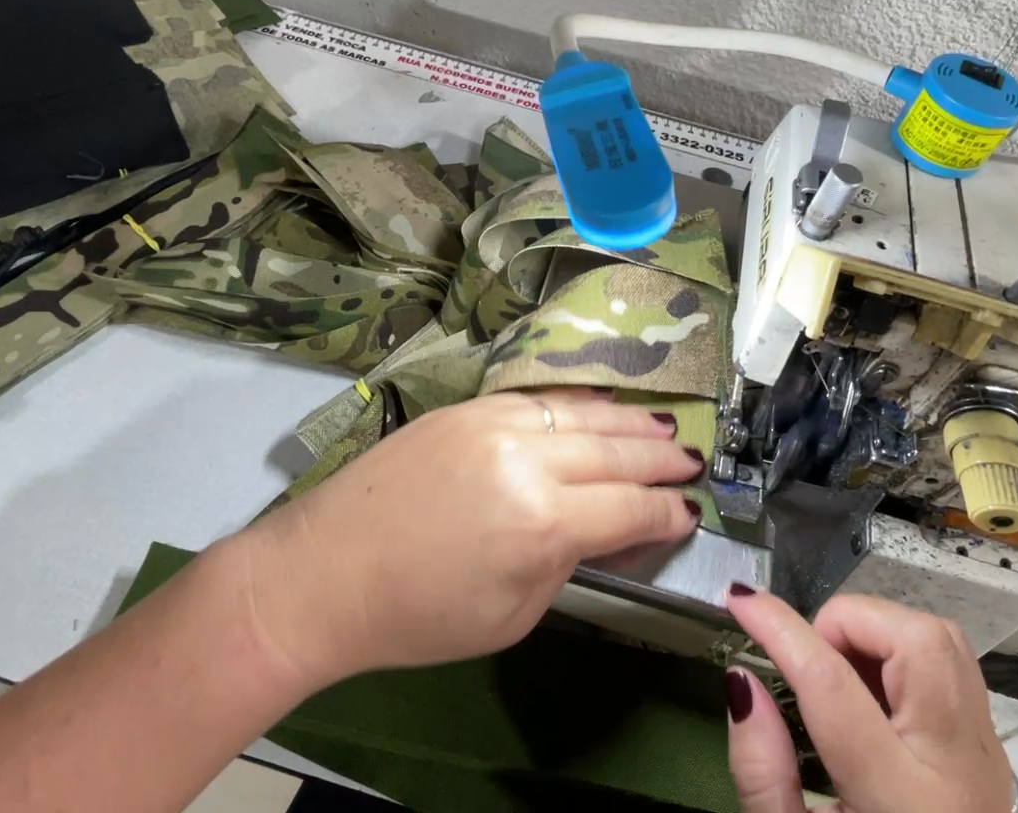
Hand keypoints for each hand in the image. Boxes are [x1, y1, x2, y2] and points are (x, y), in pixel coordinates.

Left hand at [229, 389, 702, 692]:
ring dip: (627, 421)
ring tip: (661, 426)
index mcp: (542, 522)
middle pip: (615, 449)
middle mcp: (526, 458)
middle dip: (661, 457)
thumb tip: (609, 527)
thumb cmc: (420, 617)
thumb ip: (570, 560)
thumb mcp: (514, 613)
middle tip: (692, 461)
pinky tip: (597, 409)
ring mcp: (492, 422)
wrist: (325, 573)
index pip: (630, 507)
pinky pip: (538, 400)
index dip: (667, 512)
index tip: (689, 513)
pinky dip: (577, 405)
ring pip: (581, 413)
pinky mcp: (465, 408)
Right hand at [725, 591, 1013, 812]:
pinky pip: (952, 658)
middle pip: (917, 640)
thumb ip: (761, 768)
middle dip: (848, 623)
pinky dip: (902, 648)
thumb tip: (743, 680)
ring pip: (941, 637)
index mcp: (902, 802)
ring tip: (839, 671)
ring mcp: (986, 752)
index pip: (834, 684)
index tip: (740, 601)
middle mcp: (959, 766)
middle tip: (808, 657)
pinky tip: (871, 688)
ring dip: (878, 631)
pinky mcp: (991, 744)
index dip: (780, 629)